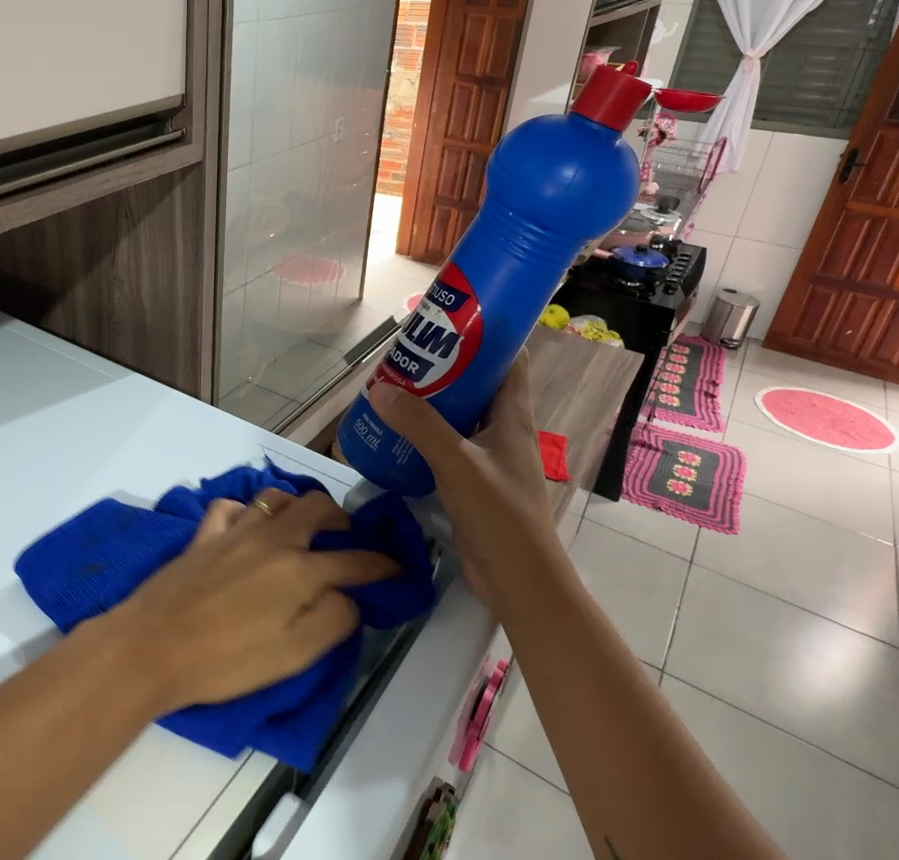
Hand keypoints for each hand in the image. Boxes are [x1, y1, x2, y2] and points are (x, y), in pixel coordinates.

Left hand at [103, 489, 400, 712]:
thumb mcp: (294, 655)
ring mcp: (234, 532)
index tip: (400, 568)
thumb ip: (332, 620)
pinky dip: (247, 512)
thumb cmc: (227, 660)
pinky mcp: (202, 536)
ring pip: (274, 497)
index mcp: (300, 571)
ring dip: (296, 507)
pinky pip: (231, 507)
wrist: (152, 646)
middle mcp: (271, 539)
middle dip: (341, 518)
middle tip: (346, 537)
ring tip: (301, 528)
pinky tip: (247, 528)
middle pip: (317, 507)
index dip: (383, 564)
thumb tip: (350, 596)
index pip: (356, 561)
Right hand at [369, 350, 553, 605]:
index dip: (489, 336)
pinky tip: (396, 436)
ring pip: (460, 417)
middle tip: (407, 355)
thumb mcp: (457, 463)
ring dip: (432, 402)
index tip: (454, 319)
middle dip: (446, 367)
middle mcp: (504, 432)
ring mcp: (489, 459)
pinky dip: (425, 436)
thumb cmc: (500, 515)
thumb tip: (380, 390)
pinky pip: (447, 447)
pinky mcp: (474, 484)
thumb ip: (420, 425)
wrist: (518, 580)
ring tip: (394, 389)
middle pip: (478, 385)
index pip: (511, 361)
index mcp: (513, 418)